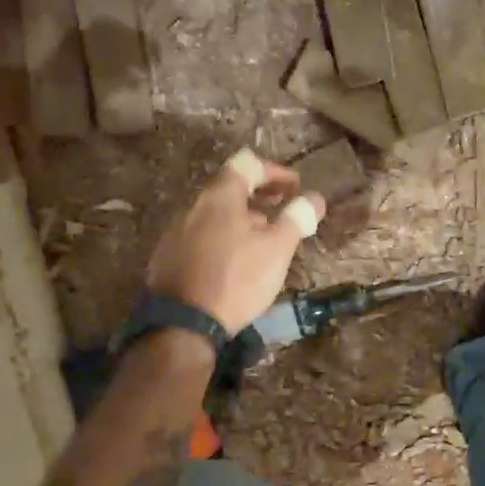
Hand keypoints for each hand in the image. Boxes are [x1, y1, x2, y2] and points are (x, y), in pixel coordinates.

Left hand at [145, 150, 325, 330]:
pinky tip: (235, 261)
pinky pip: (203, 236)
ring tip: (263, 239)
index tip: (296, 187)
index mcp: (220, 196)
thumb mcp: (277, 249)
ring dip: (242, 219)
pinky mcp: (169, 256)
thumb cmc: (237, 278)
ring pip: (216, 214)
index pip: (248, 164)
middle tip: (283, 209)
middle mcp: (194, 205)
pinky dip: (224, 238)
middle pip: (230, 188)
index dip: (276, 171)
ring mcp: (177, 231)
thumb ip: (296, 219)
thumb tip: (315, 198)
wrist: (184, 322)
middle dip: (260, 196)